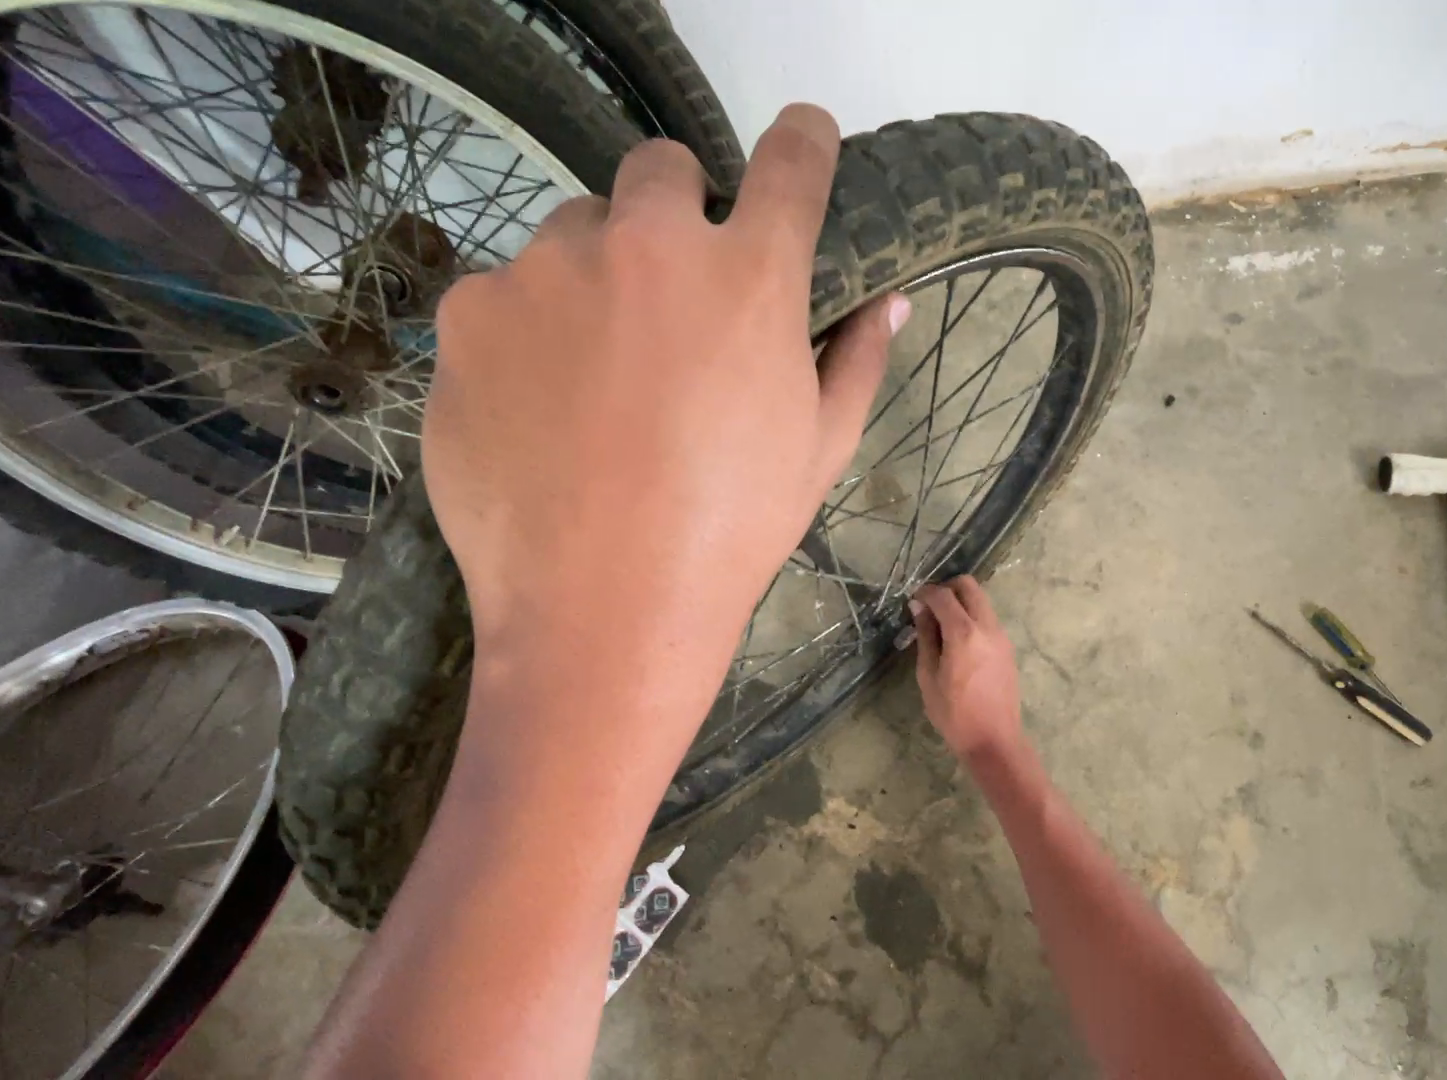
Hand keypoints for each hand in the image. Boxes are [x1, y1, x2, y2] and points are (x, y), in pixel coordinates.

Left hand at [425, 104, 910, 652]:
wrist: (604, 607)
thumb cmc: (737, 527)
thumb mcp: (819, 448)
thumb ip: (856, 358)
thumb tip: (889, 303)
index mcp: (749, 277)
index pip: (791, 164)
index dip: (804, 142)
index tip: (804, 139)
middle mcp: (643, 245)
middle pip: (663, 168)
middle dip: (682, 209)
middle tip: (683, 291)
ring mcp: (542, 273)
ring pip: (574, 232)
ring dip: (600, 273)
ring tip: (604, 371)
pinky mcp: (467, 317)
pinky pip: (507, 294)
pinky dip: (532, 331)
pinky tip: (545, 406)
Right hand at [912, 577, 1023, 760]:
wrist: (994, 739)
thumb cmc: (953, 713)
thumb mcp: (928, 675)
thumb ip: (925, 637)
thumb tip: (919, 608)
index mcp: (964, 633)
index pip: (943, 595)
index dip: (925, 592)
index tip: (913, 600)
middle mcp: (987, 626)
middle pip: (969, 586)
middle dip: (947, 588)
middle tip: (929, 606)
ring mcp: (1001, 636)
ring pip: (982, 601)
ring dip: (961, 603)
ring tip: (941, 625)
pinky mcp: (1007, 647)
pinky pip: (988, 619)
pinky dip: (972, 617)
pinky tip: (958, 641)